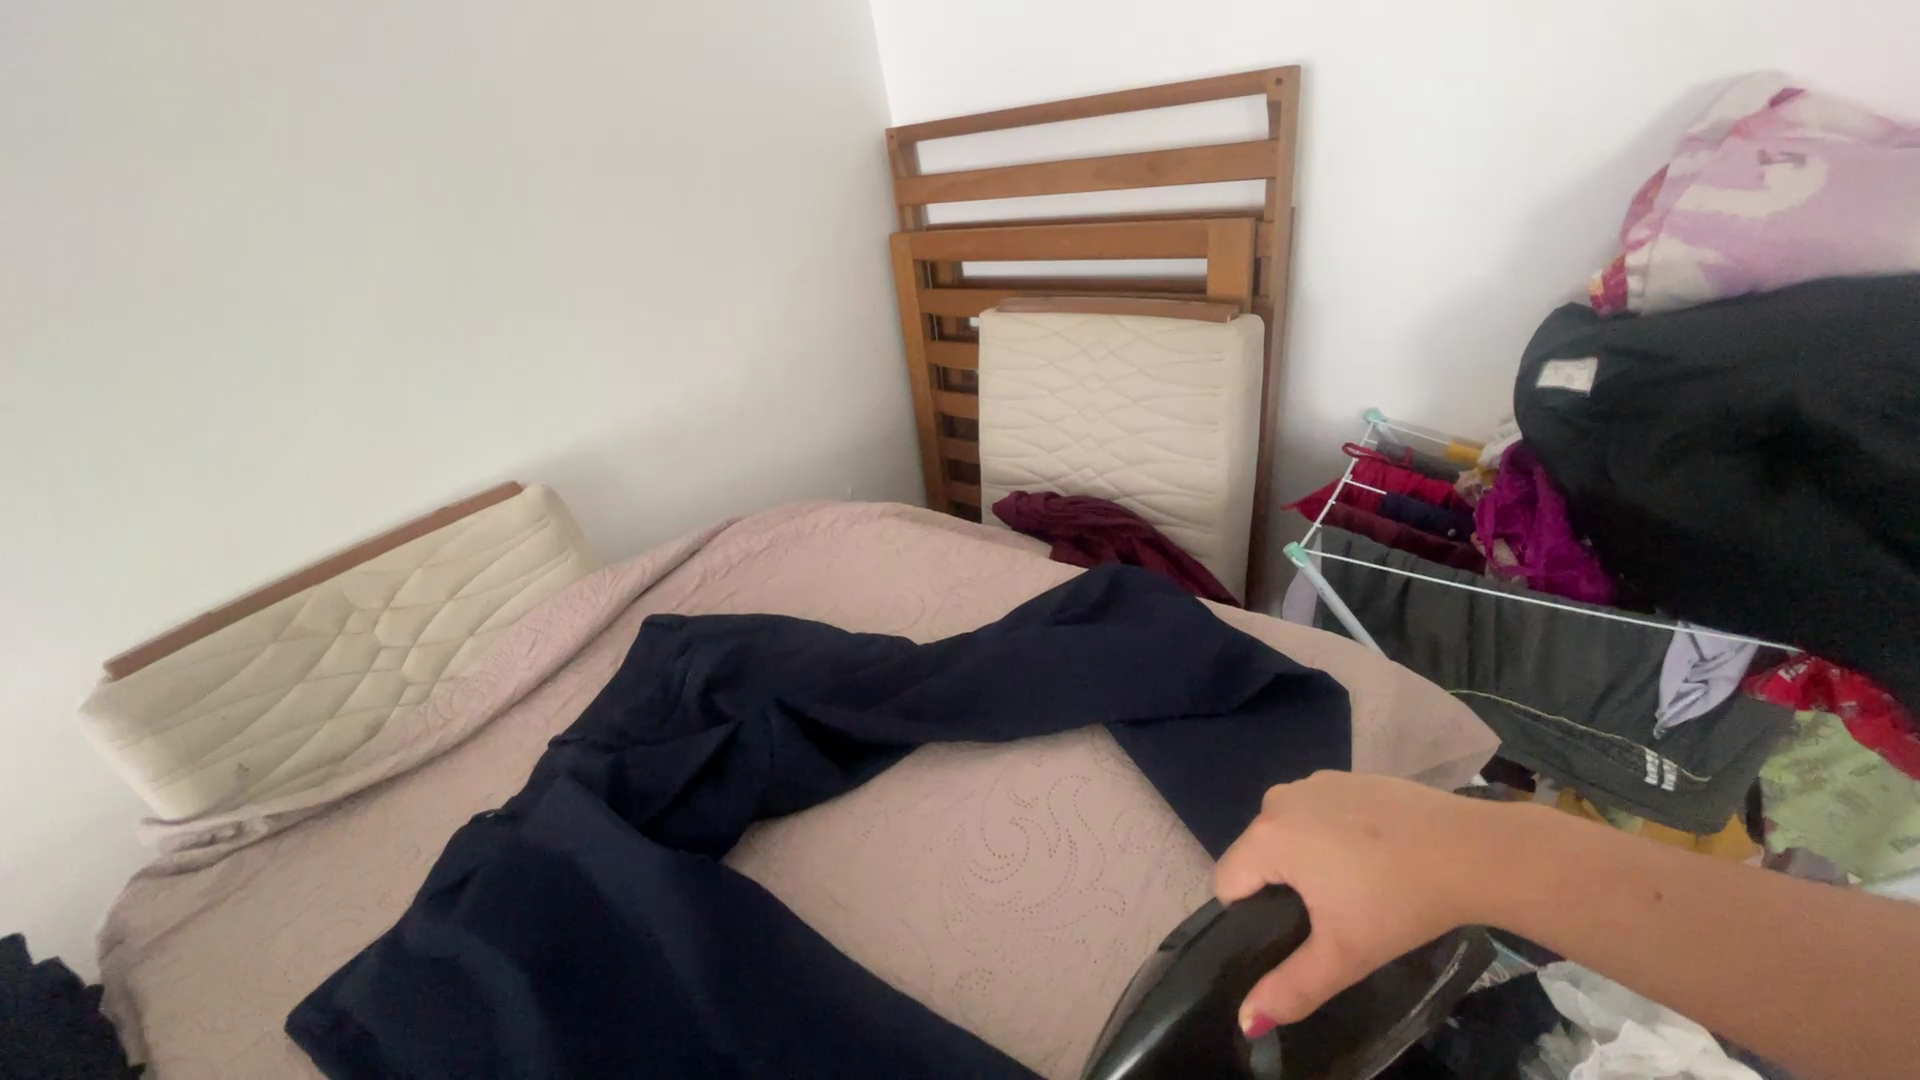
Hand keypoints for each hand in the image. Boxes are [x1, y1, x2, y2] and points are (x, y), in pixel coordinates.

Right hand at [1213, 771, 1528, 1035]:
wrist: (1473, 851)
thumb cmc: (1400, 902)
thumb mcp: (1345, 954)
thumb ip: (1292, 987)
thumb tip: (1246, 1020)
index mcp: (1267, 836)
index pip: (1227, 882)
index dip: (1251, 916)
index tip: (1300, 932)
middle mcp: (1277, 800)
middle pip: (1255, 855)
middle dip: (1282, 886)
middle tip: (1334, 913)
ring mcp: (1311, 782)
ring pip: (1286, 831)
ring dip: (1305, 858)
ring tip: (1356, 883)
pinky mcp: (1342, 777)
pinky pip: (1315, 811)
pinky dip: (1331, 832)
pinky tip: (1373, 852)